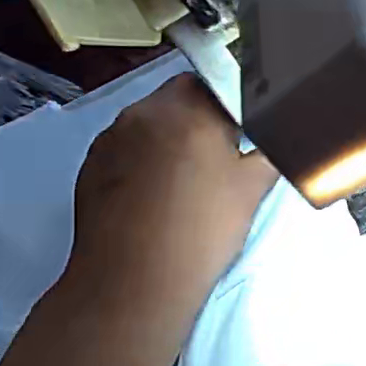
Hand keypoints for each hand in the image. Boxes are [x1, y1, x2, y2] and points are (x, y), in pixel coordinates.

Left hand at [65, 74, 278, 306]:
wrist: (133, 283)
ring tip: (180, 183)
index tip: (240, 135)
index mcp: (188, 109)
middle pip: (178, 99)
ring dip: (166, 138)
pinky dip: (139, 159)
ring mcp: (110, 137)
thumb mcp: (251, 190)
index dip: (233, 105)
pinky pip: (123, 148)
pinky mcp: (90, 164)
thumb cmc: (201, 232)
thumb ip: (268, 151)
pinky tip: (150, 196)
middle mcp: (143, 112)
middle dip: (198, 119)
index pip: (216, 82)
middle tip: (215, 160)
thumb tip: (275, 135)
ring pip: (148, 123)